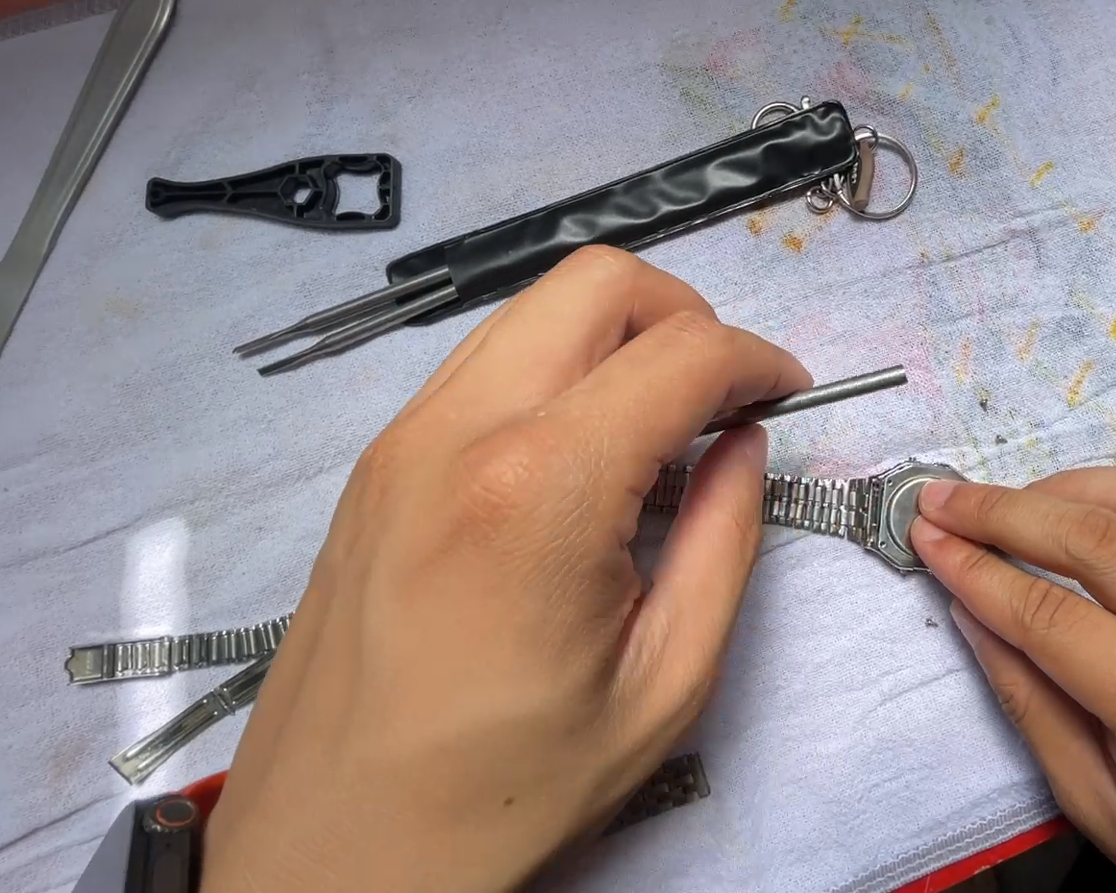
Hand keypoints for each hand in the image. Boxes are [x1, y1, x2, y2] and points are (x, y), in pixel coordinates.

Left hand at [201, 247, 809, 891]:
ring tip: (662, 417)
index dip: (757, 359)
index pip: (682, 352)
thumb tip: (744, 441)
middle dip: (688, 315)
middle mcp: (462, 427)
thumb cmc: (509, 785)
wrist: (327, 856)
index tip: (787, 397)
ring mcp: (407, 431)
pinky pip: (497, 355)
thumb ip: (725, 535)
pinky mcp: (383, 452)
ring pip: (541, 305)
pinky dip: (568, 364)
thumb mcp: (667, 678)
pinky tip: (589, 444)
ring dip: (625, 333)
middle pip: (600, 281)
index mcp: (543, 488)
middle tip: (722, 394)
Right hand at [911, 469, 1115, 892]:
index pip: (1054, 616)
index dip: (977, 569)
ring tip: (1015, 502)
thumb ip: (1026, 697)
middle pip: (1098, 541)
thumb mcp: (1091, 803)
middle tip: (945, 499)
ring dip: (1071, 486)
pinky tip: (1095, 507)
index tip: (927, 536)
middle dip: (1004, 512)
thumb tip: (968, 604)